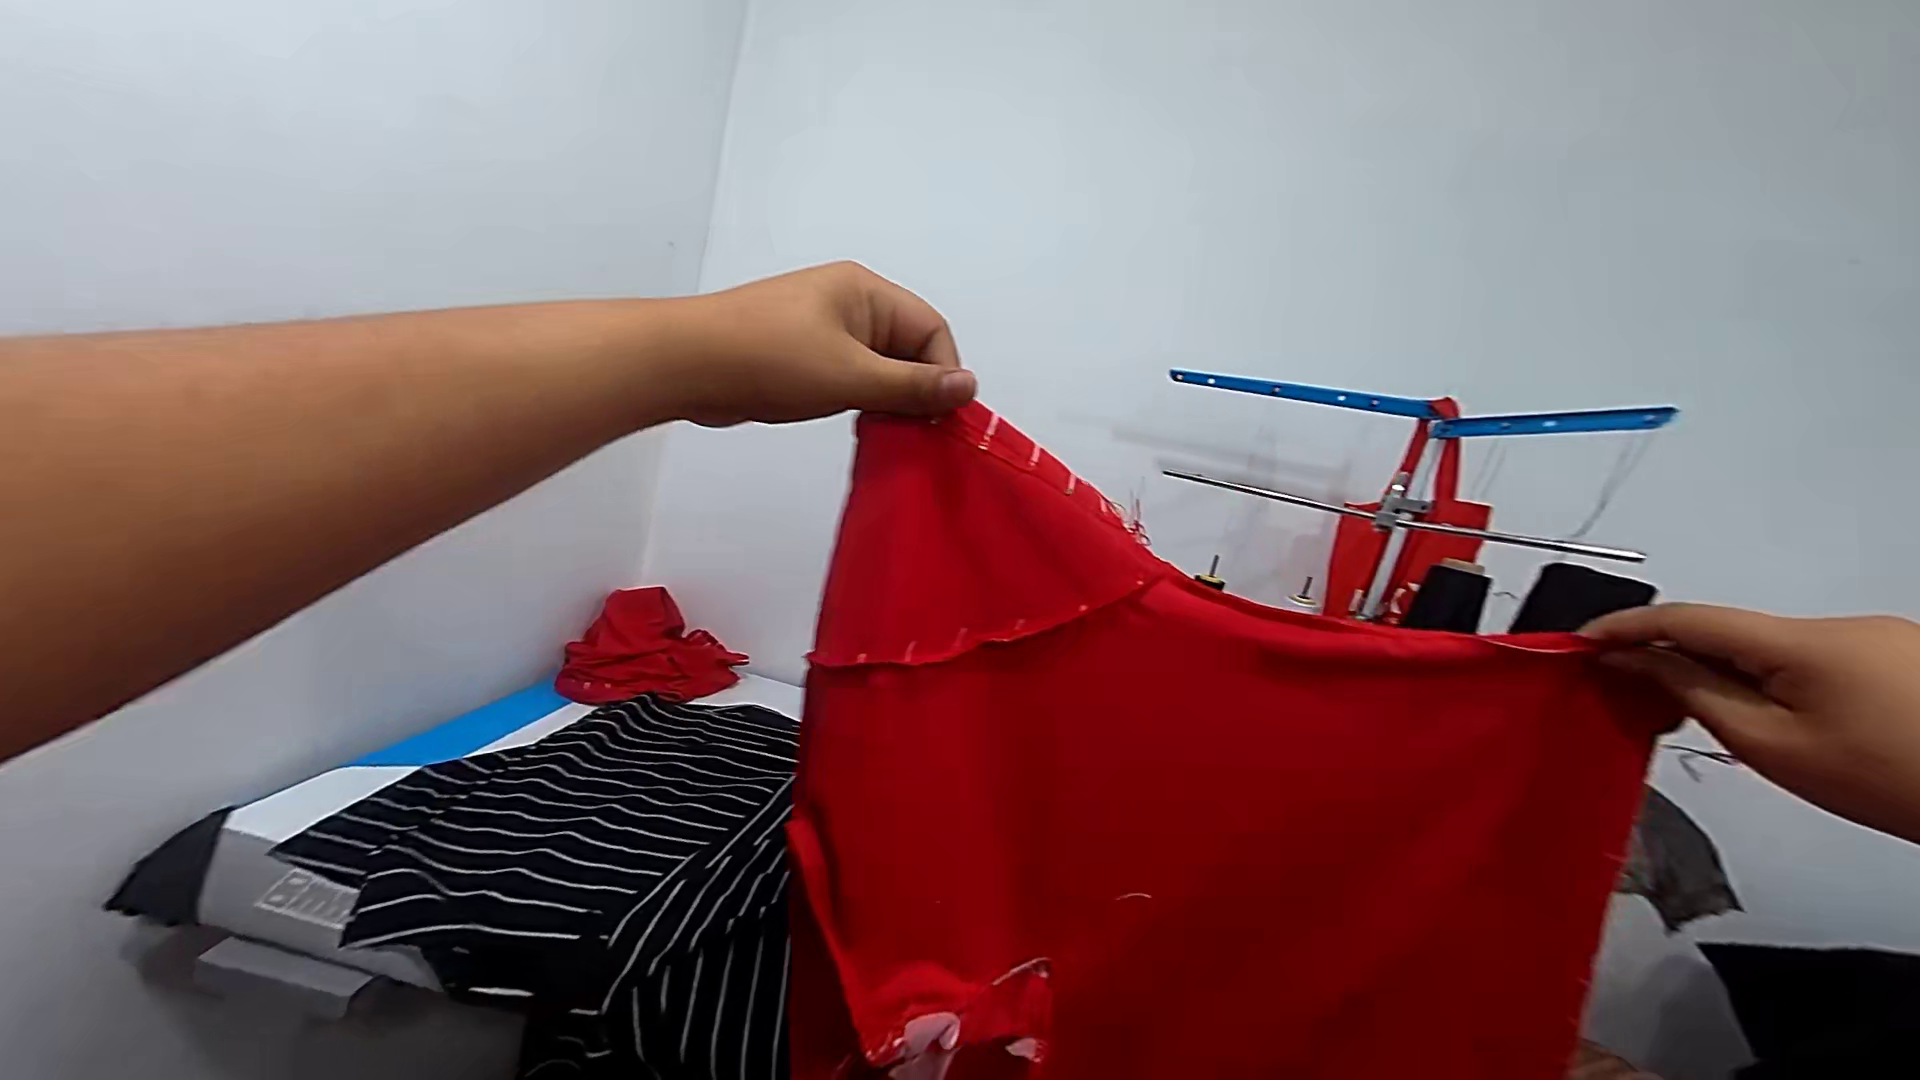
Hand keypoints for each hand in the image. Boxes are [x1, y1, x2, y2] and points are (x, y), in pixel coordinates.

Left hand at [658, 261, 976, 426]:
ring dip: (889, 397)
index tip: (940, 417)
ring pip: (880, 364)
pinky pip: (852, 374)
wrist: (687, 364)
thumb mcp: (853, 375)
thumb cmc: (773, 360)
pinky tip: (860, 422)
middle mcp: (851, 303)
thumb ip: (914, 386)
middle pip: (908, 346)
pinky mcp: (805, 353)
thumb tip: (970, 387)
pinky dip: (863, 398)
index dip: (944, 373)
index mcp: (867, 292)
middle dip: (917, 387)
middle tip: (917, 430)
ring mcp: (825, 327)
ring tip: (887, 429)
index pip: (932, 330)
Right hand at [1583, 604, 1919, 843]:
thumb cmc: (1902, 781)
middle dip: (1668, 653)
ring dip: (1718, 668)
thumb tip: (1631, 658)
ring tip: (1701, 710)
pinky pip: (1804, 657)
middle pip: (1722, 630)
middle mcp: (1845, 627)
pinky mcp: (1904, 661)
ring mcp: (1882, 641)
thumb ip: (1686, 688)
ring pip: (1763, 645)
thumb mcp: (1766, 741)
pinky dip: (1764, 677)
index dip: (1620, 626)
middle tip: (1627, 686)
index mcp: (1806, 641)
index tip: (1578, 642)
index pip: (1682, 617)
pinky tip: (1765, 712)